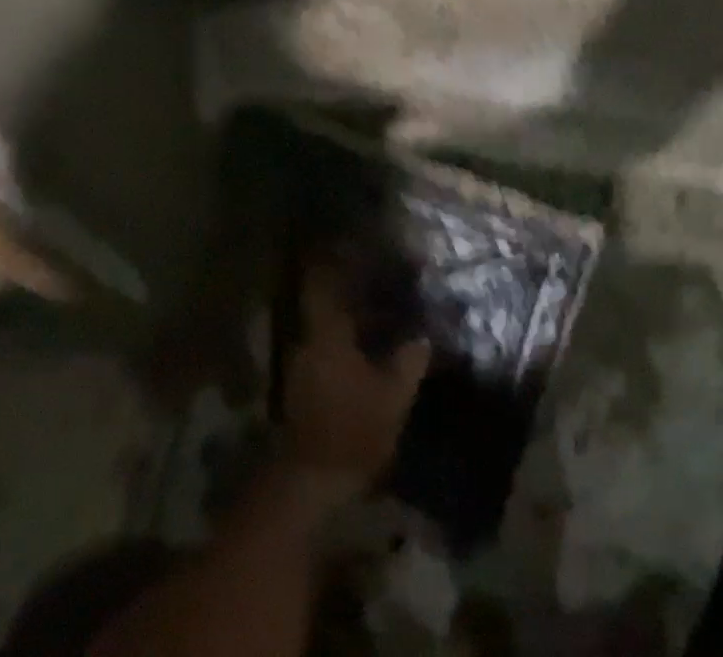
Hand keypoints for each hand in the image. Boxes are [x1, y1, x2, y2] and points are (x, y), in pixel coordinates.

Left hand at [276, 255, 430, 498]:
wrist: (313, 478)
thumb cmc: (355, 431)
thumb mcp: (393, 397)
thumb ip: (408, 362)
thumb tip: (421, 338)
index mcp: (327, 337)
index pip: (323, 284)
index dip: (335, 261)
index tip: (354, 245)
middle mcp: (307, 343)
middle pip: (325, 304)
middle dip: (351, 291)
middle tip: (382, 282)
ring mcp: (301, 366)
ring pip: (326, 329)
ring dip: (349, 319)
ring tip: (381, 316)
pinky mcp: (303, 386)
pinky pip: (325, 350)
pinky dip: (344, 344)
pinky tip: (368, 352)